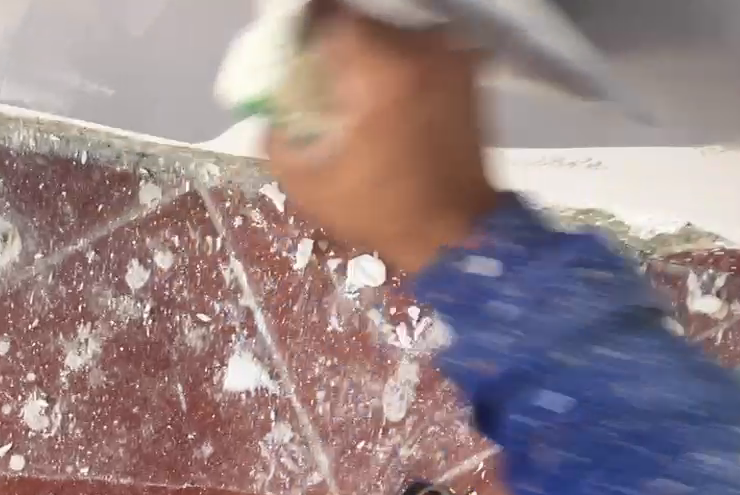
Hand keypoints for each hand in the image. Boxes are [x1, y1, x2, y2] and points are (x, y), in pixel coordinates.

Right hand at [267, 9, 497, 276]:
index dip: (302, 30)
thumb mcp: (307, 185)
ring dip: (364, 61)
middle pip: (361, 26)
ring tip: (348, 98)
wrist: (452, 228)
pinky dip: (392, 69)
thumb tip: (273, 109)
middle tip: (313, 81)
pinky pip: (415, 52)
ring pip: (389, 38)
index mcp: (380, 72)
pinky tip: (381, 104)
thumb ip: (279, 137)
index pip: (330, 19)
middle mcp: (422, 46)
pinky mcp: (466, 65)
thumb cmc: (376, 212)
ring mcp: (451, 52)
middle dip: (332, 51)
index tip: (287, 50)